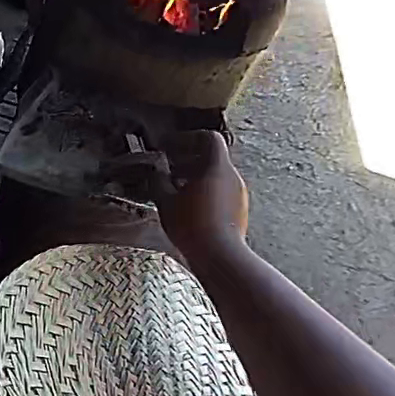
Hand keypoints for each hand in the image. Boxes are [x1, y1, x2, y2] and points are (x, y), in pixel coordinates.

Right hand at [155, 131, 247, 264]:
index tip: (169, 147)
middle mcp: (233, 177)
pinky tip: (187, 208)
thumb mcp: (166, 201)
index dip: (187, 138)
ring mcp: (239, 195)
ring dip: (195, 178)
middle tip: (167, 169)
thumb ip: (158, 180)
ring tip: (174, 190)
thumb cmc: (192, 226)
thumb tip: (155, 170)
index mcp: (217, 167)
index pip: (208, 138)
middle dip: (187, 160)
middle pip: (211, 157)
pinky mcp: (239, 212)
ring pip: (216, 176)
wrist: (220, 257)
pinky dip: (204, 193)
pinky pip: (221, 193)